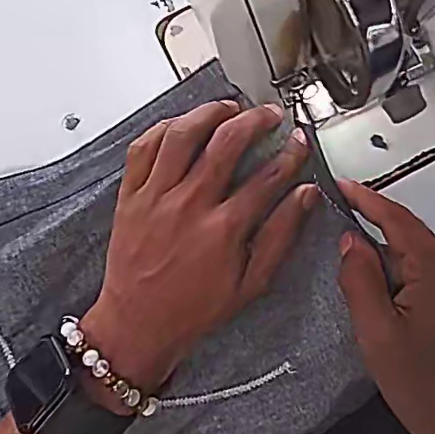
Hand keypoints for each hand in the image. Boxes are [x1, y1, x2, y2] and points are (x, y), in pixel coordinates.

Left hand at [80, 99, 316, 395]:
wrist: (137, 324)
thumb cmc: (192, 309)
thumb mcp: (250, 282)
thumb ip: (280, 235)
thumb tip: (304, 197)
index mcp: (222, 229)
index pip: (267, 176)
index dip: (290, 154)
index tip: (298, 143)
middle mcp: (188, 206)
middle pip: (226, 142)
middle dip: (255, 120)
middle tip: (267, 115)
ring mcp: (155, 197)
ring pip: (182, 135)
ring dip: (209, 113)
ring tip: (227, 108)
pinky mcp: (130, 196)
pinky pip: (143, 148)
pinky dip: (163, 128)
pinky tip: (180, 125)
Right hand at [335, 179, 434, 433]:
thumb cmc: (427, 388)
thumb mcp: (376, 332)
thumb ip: (359, 278)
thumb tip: (351, 241)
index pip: (396, 217)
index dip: (365, 199)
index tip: (341, 186)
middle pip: (407, 237)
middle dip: (373, 244)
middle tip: (343, 263)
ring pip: (418, 258)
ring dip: (390, 269)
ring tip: (370, 307)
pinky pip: (432, 274)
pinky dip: (407, 282)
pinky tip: (392, 311)